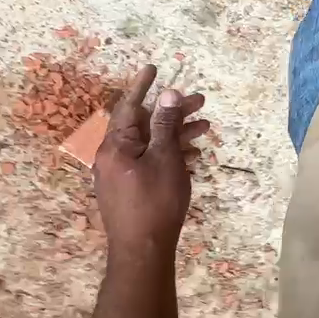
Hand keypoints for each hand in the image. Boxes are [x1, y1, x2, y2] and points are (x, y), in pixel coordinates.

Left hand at [95, 65, 209, 262]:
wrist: (143, 250)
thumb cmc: (155, 201)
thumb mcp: (165, 158)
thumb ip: (166, 125)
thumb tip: (167, 94)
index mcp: (115, 147)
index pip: (129, 107)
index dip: (142, 86)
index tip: (153, 67)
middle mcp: (113, 157)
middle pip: (144, 124)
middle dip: (172, 111)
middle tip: (200, 100)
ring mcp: (121, 174)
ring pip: (151, 142)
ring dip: (177, 132)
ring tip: (206, 126)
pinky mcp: (131, 187)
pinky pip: (151, 160)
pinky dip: (171, 152)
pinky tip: (195, 155)